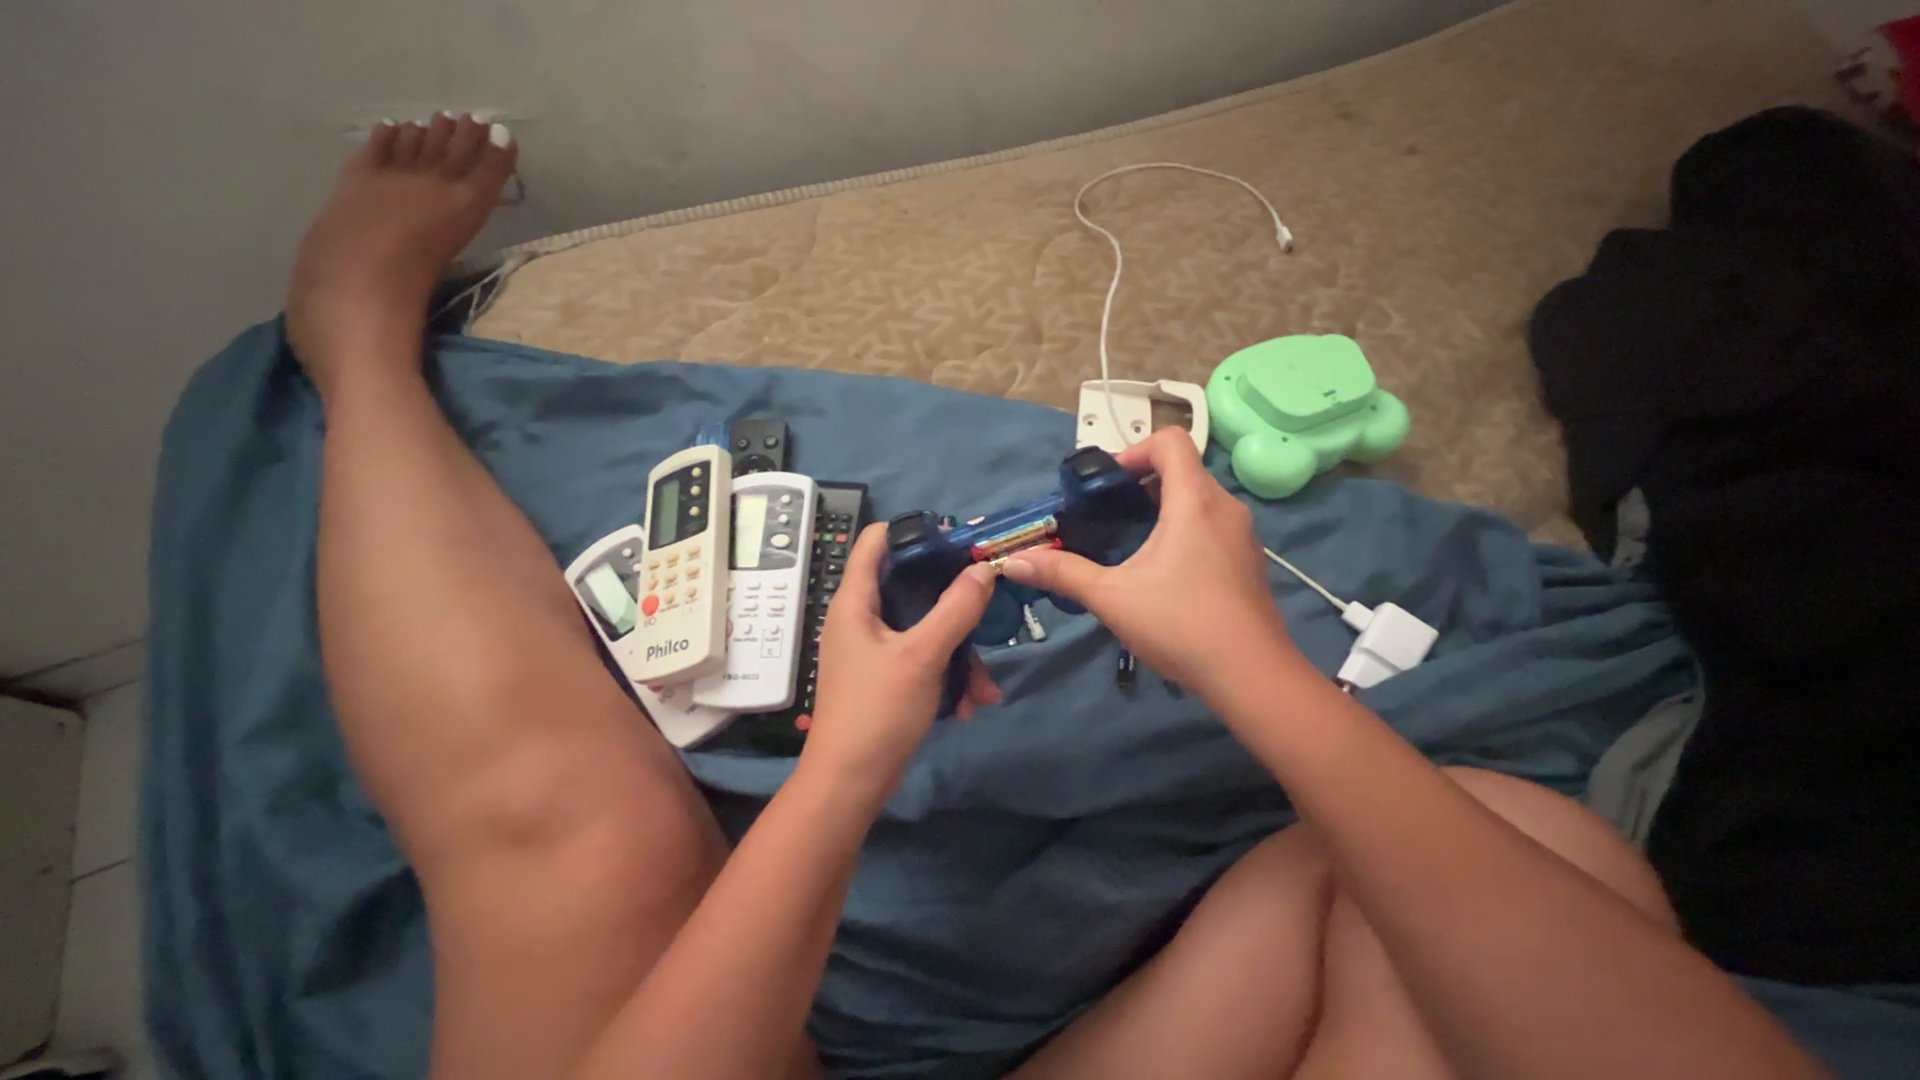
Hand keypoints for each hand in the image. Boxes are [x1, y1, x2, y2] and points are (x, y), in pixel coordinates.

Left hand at [801, 523, 1001, 791]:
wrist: (851, 782)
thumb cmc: (878, 709)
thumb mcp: (922, 656)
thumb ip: (955, 609)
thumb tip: (982, 570)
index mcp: (855, 601)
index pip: (876, 541)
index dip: (914, 532)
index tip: (956, 541)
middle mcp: (861, 618)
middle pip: (911, 586)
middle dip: (954, 602)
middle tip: (989, 604)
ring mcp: (874, 649)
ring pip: (926, 629)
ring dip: (960, 653)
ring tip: (985, 688)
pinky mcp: (887, 677)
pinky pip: (924, 660)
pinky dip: (948, 676)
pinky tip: (970, 705)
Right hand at [1001, 428, 1295, 696]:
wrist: (1251, 675)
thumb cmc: (1181, 624)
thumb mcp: (1112, 597)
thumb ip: (1063, 573)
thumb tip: (1013, 561)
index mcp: (1195, 501)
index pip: (1170, 442)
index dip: (1134, 451)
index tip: (1107, 484)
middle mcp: (1225, 507)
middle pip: (1183, 470)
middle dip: (1143, 484)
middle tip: (1108, 515)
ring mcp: (1243, 535)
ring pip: (1200, 500)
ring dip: (1165, 508)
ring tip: (1132, 543)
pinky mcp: (1249, 562)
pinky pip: (1214, 526)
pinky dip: (1186, 530)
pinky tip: (1165, 573)